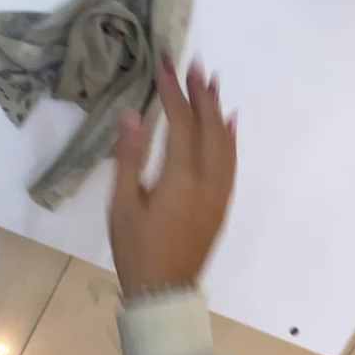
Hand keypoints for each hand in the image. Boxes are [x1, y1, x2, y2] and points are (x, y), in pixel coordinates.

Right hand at [109, 57, 236, 295]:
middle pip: (209, 126)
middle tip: (194, 65)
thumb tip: (132, 115)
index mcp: (181, 178)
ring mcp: (219, 191)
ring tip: (211, 85)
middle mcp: (208, 179)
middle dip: (201, 94)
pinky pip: (231, 160)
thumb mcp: (123, 205)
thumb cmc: (136, 249)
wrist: (163, 290)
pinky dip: (229, 136)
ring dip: (217, 110)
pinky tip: (227, 123)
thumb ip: (129, 159)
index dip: (174, 92)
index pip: (181, 123)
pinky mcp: (221, 203)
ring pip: (225, 141)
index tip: (167, 64)